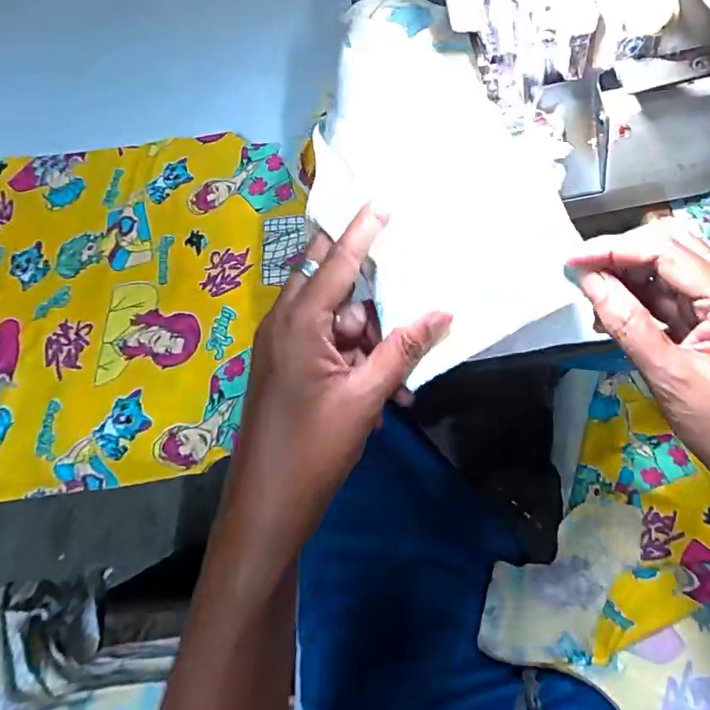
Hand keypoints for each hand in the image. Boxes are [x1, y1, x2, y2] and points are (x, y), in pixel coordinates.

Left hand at [217, 204, 451, 578]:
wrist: (266, 508)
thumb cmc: (313, 449)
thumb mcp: (365, 397)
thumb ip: (402, 349)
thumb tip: (443, 313)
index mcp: (298, 322)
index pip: (335, 261)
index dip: (361, 230)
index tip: (381, 201)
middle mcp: (286, 324)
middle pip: (337, 289)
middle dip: (373, 300)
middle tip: (405, 296)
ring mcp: (285, 348)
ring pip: (339, 324)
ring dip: (372, 345)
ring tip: (401, 384)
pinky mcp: (290, 370)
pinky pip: (330, 349)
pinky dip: (358, 363)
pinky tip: (386, 394)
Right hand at [568, 221, 709, 494]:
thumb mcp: (668, 375)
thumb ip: (627, 323)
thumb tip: (591, 281)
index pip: (665, 252)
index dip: (614, 249)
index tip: (575, 260)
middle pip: (673, 247)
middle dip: (623, 253)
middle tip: (583, 270)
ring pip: (673, 268)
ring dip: (631, 273)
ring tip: (594, 290)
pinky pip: (675, 295)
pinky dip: (642, 296)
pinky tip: (615, 309)